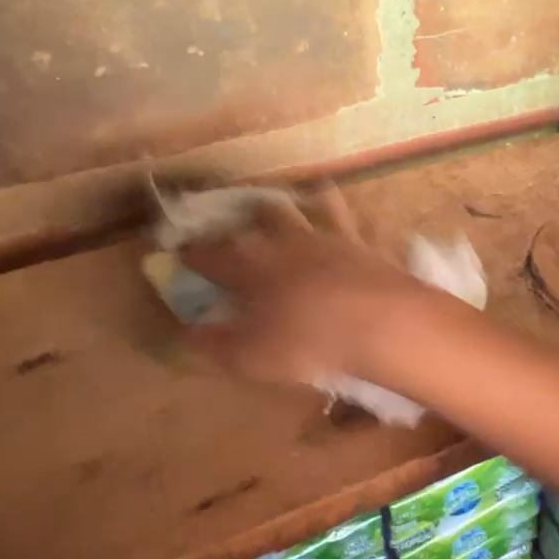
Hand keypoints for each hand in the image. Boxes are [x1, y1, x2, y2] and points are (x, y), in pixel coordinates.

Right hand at [176, 187, 456, 386]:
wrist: (379, 320)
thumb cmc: (306, 341)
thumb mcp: (250, 356)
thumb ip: (216, 343)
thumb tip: (188, 332)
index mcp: (246, 265)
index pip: (208, 254)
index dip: (191, 254)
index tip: (179, 253)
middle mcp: (279, 241)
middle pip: (251, 222)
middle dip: (237, 225)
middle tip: (231, 232)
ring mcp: (320, 235)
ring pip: (292, 210)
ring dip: (278, 211)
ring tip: (272, 212)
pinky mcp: (355, 239)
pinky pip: (338, 213)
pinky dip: (328, 204)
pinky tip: (328, 202)